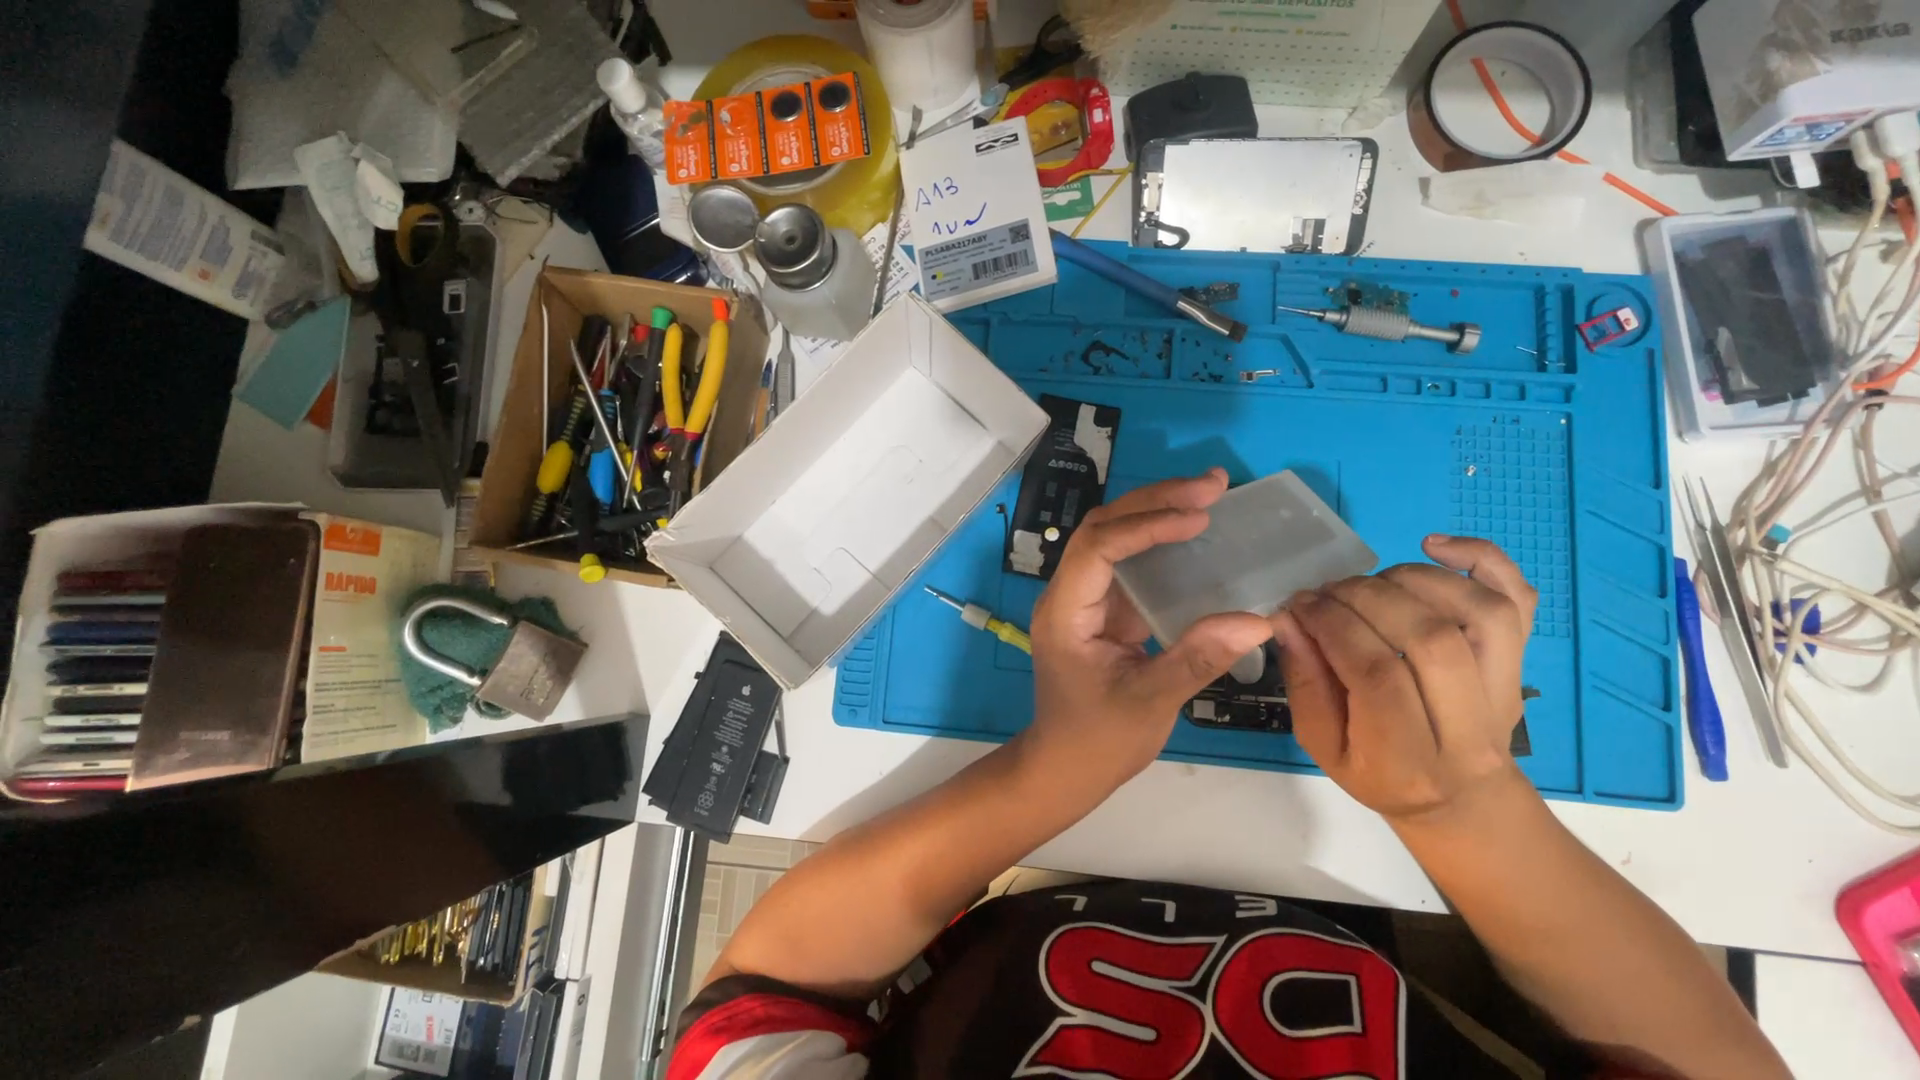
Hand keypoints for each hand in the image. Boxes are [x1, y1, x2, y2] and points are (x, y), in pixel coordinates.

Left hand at [1026, 469, 1274, 788]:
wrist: (1065, 768)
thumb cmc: (1097, 740)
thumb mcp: (1150, 702)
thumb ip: (1197, 658)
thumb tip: (1258, 621)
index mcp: (1066, 613)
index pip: (1097, 548)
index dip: (1145, 525)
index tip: (1196, 518)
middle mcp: (1070, 596)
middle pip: (1103, 529)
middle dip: (1155, 502)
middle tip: (1213, 485)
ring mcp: (1087, 601)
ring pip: (1115, 538)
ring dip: (1158, 512)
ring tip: (1210, 494)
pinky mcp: (1106, 612)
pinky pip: (1132, 564)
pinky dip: (1162, 544)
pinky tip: (1197, 533)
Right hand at [1272, 535, 1538, 825]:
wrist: (1461, 798)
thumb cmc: (1380, 774)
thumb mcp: (1324, 745)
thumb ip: (1305, 683)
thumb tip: (1288, 619)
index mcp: (1410, 757)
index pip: (1378, 675)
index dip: (1334, 627)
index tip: (1299, 605)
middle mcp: (1468, 723)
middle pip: (1428, 638)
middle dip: (1364, 599)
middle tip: (1325, 592)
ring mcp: (1504, 686)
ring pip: (1477, 611)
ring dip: (1411, 580)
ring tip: (1367, 585)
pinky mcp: (1520, 658)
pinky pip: (1518, 598)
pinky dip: (1482, 559)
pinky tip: (1436, 546)